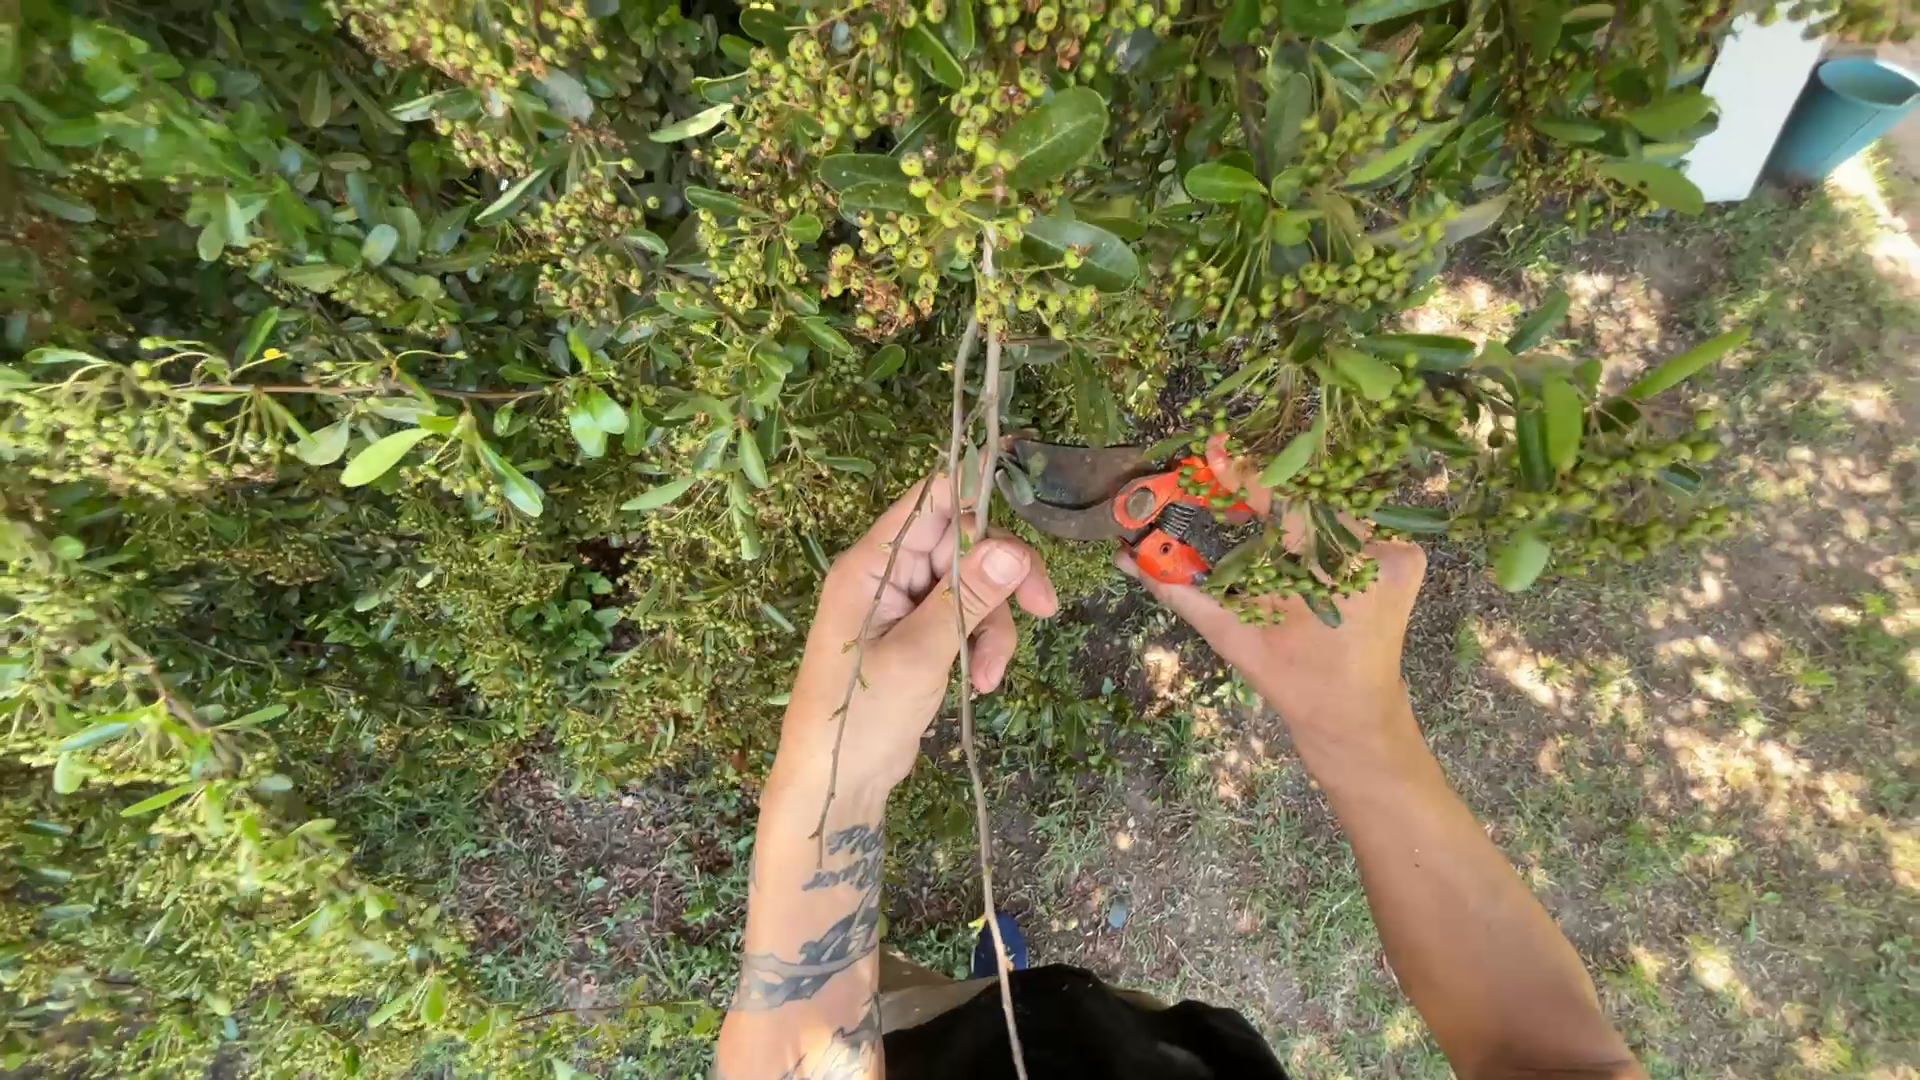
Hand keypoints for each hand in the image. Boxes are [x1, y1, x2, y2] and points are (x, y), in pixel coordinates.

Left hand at [775, 474, 1058, 798]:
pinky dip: (981, 644)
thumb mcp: (918, 654)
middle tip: (1043, 607)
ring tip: (988, 676)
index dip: (976, 495)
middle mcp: (890, 573)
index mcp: (873, 563)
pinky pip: (966, 618)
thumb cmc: (859, 715)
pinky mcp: (921, 632)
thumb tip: (1014, 547)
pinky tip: (981, 681)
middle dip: (1003, 579)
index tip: (1025, 516)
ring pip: (973, 586)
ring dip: (993, 627)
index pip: (930, 501)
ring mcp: (906, 604)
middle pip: (964, 546)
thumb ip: (966, 598)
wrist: (837, 783)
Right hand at [1118, 436, 1426, 763]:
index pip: (1288, 505)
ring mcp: (1398, 553)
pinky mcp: (1403, 556)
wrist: (1354, 715)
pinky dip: (1315, 516)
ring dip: (1288, 499)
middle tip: (1221, 473)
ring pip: (1331, 505)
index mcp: (1337, 576)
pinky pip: (1350, 520)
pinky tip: (1287, 524)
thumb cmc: (1290, 680)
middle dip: (1263, 483)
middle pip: (1311, 496)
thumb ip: (1178, 590)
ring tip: (1247, 499)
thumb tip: (1126, 558)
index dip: (1246, 476)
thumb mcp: (1230, 634)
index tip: (1214, 450)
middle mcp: (1377, 555)